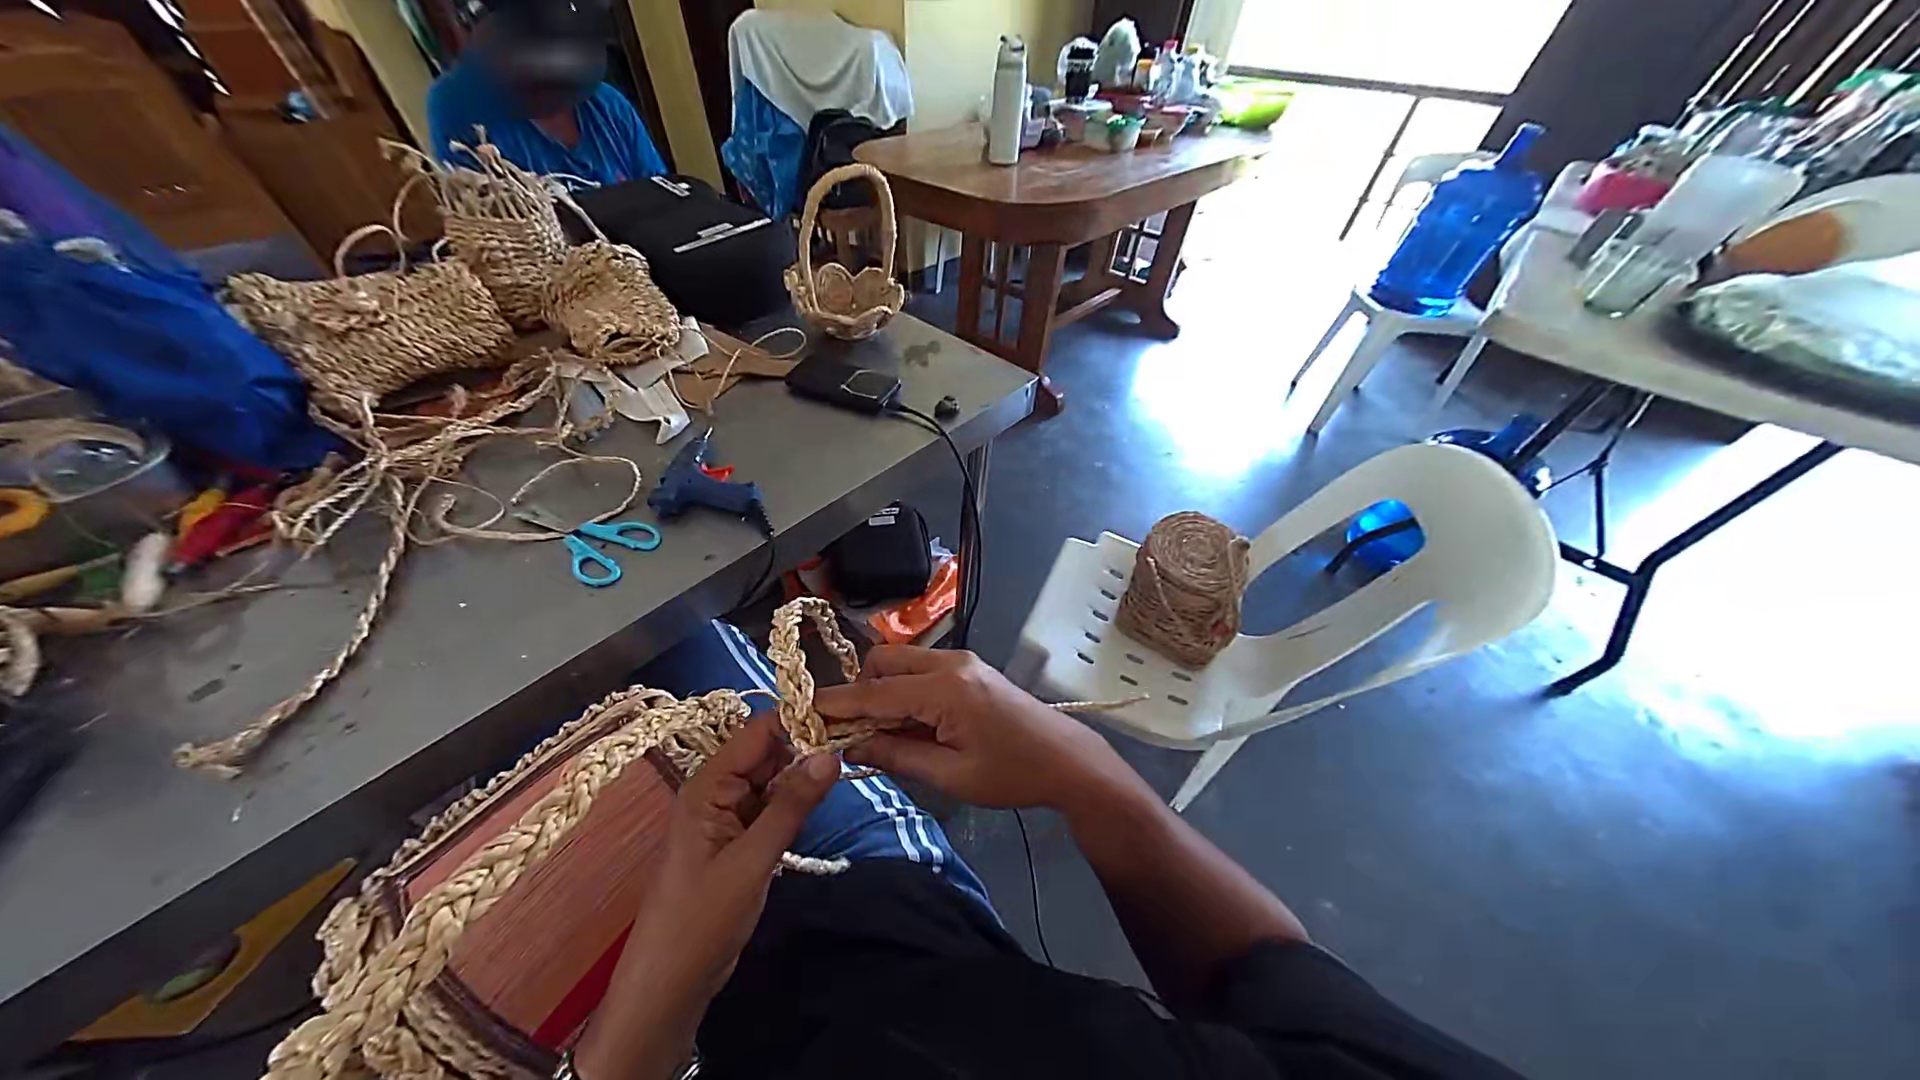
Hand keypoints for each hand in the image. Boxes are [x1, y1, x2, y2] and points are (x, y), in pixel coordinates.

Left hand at [574, 713, 836, 1079]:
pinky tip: (820, 802)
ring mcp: (729, 814)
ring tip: (843, 770)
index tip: (845, 719)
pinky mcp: (740, 837)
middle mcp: (717, 791)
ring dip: (803, 776)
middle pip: (769, 752)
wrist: (669, 987)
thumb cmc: (701, 920)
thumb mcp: (753, 860)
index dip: (799, 721)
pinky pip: (772, 805)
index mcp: (708, 785)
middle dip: (807, 747)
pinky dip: (795, 802)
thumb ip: (792, 805)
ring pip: (774, 778)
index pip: (758, 733)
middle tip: (853, 747)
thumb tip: (831, 755)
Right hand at [816, 646, 1143, 811]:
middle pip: (883, 662)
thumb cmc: (1012, 774)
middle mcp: (949, 663)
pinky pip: (921, 670)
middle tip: (851, 732)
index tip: (799, 713)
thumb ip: (895, 755)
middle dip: (859, 692)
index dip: (834, 705)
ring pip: (901, 662)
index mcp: (944, 688)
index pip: (873, 693)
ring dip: (882, 691)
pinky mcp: (969, 669)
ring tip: (883, 733)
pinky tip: (909, 723)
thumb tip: (849, 748)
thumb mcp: (950, 774)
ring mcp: (961, 661)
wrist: (1066, 759)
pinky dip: (904, 690)